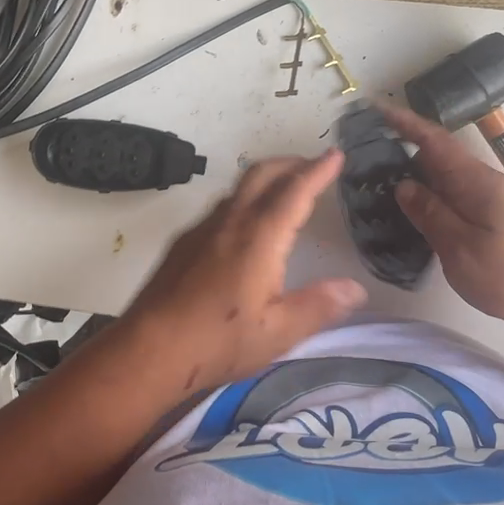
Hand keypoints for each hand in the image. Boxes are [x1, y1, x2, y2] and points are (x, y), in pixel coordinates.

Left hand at [112, 149, 367, 393]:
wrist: (148, 349)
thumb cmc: (218, 342)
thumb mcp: (278, 333)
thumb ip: (318, 307)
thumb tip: (355, 289)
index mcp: (259, 238)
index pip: (294, 192)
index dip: (317, 171)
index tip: (334, 154)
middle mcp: (229, 223)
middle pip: (261, 176)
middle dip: (289, 164)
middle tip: (312, 165)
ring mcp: (200, 230)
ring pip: (237, 190)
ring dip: (264, 181)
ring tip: (282, 192)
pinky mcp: (182, 244)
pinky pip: (219, 209)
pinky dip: (242, 202)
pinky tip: (243, 228)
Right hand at [380, 104, 503, 329]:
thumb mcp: (460, 248)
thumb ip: (430, 214)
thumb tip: (404, 185)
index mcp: (477, 182)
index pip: (436, 141)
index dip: (406, 123)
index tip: (377, 108)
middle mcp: (486, 183)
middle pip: (440, 156)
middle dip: (405, 147)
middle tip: (367, 152)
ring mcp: (493, 200)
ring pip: (447, 176)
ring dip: (417, 173)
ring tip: (382, 179)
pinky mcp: (496, 218)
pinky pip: (455, 194)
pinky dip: (432, 193)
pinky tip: (416, 208)